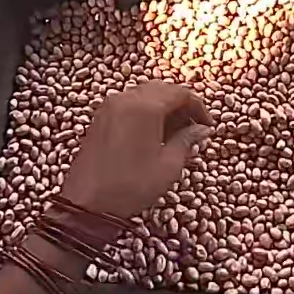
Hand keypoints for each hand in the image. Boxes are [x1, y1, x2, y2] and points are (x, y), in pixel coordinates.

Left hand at [60, 81, 213, 218]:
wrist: (87, 203)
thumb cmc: (130, 187)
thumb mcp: (168, 166)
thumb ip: (186, 141)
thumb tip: (201, 130)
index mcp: (145, 107)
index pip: (180, 92)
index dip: (198, 107)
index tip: (206, 126)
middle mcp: (125, 99)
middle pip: (161, 89)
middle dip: (180, 105)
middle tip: (193, 129)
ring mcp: (109, 108)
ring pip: (144, 95)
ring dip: (162, 108)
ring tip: (174, 134)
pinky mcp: (99, 119)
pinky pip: (128, 105)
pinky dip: (144, 113)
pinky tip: (152, 135)